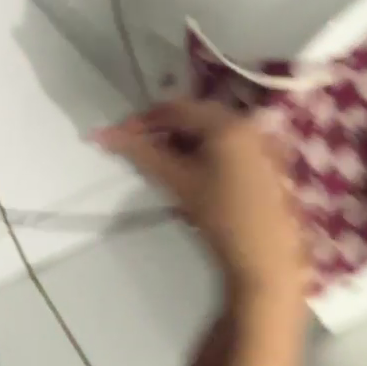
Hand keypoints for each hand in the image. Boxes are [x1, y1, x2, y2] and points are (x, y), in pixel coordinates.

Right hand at [98, 100, 307, 301]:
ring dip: (179, 141)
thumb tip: (99, 134)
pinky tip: (189, 172)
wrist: (266, 257)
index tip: (116, 138)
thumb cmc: (220, 214)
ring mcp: (262, 143)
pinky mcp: (266, 162)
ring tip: (159, 164)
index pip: (173, 108)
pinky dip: (201, 151)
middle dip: (160, 130)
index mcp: (227, 123)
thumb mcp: (175, 180)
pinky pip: (226, 144)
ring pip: (209, 131)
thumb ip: (137, 152)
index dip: (140, 121)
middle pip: (193, 116)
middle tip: (136, 151)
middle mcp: (248, 124)